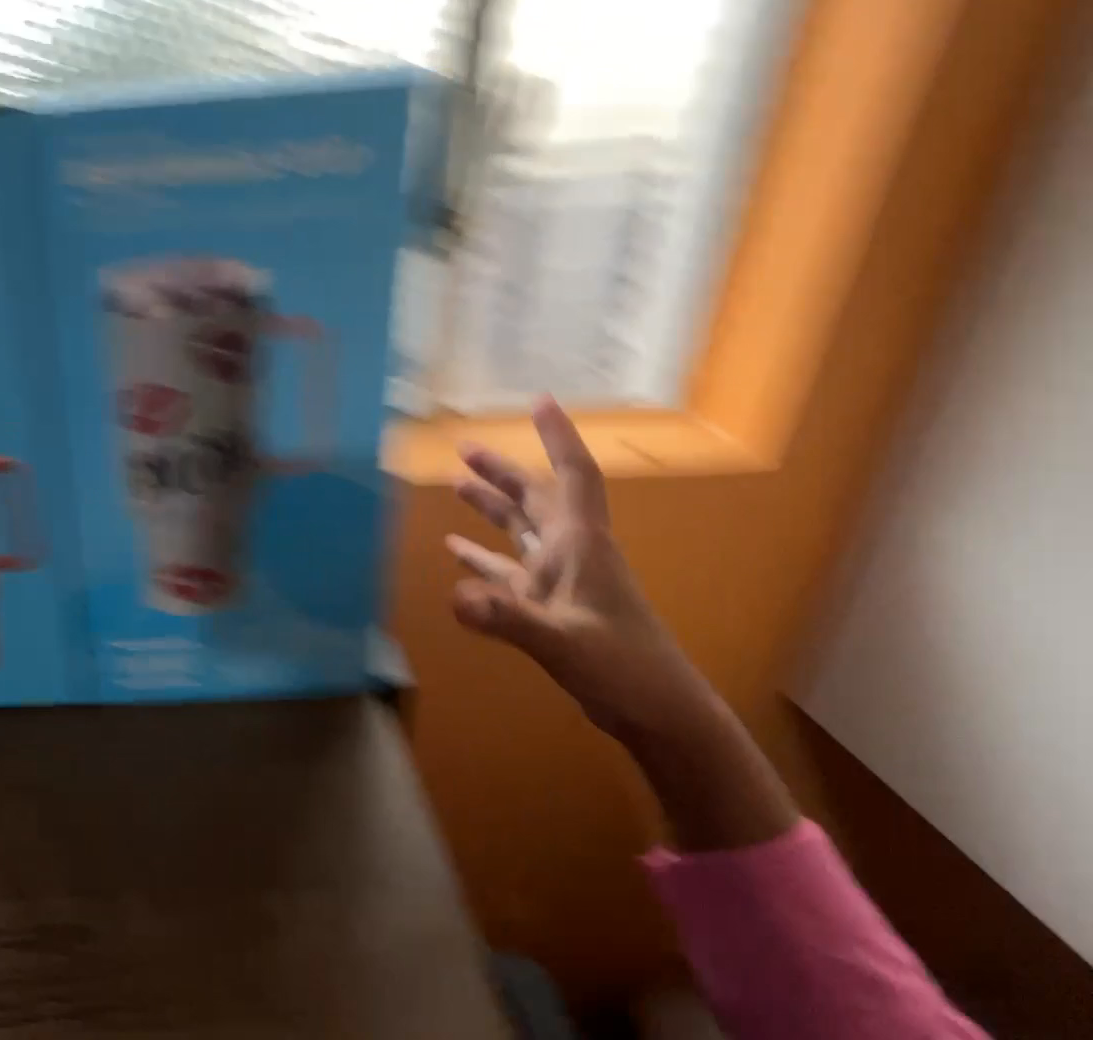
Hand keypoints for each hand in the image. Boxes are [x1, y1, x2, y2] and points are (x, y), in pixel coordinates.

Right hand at [447, 397, 797, 849]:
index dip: (557, 437)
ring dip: (492, 506)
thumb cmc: (623, 668)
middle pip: (537, 497)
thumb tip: (454, 597)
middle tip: (465, 446)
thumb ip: (509, 618)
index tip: (540, 400)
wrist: (657, 711)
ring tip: (458, 484)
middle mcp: (570, 553)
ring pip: (521, 530)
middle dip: (505, 470)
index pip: (572, 476)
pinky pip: (508, 571)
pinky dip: (483, 557)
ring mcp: (559, 581)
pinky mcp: (548, 607)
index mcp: (582, 546)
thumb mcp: (563, 642)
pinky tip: (457, 551)